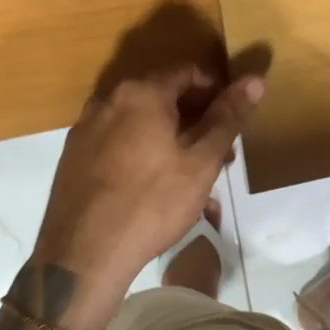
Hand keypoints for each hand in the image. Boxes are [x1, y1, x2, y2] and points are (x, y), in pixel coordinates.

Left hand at [34, 67, 264, 292]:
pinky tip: (152, 184)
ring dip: (169, 135)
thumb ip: (228, 117)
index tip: (232, 122)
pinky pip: (117, 138)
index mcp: (141, 92)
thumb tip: (255, 80)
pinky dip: (141, 148)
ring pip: (139, 119)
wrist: (82, 257)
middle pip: (163, 95)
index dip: (217, 92)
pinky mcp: (73, 154)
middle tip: (218, 154)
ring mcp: (86, 126)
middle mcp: (108, 98)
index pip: (189, 72)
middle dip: (195, 118)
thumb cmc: (152, 204)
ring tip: (189, 174)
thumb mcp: (201, 162)